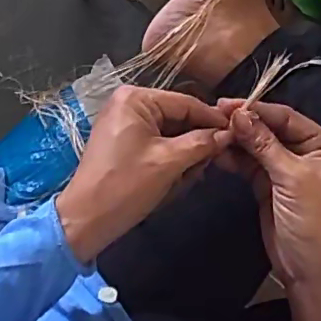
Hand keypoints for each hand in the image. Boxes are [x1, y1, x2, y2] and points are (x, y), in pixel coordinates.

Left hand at [55, 86, 231, 263]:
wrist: (84, 222)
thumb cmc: (125, 186)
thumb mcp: (169, 162)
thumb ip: (201, 143)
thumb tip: (227, 134)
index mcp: (135, 98)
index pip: (186, 103)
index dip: (213, 119)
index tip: (236, 133)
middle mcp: (128, 103)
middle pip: (178, 117)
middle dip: (196, 141)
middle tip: (213, 163)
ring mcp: (124, 123)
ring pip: (170, 133)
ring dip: (184, 155)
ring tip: (190, 177)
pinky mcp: (122, 142)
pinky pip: (156, 143)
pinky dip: (169, 160)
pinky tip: (177, 179)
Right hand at [219, 100, 320, 320]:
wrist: (317, 278)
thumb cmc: (317, 224)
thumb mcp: (294, 179)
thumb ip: (265, 145)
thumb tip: (240, 114)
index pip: (286, 117)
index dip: (258, 109)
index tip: (227, 104)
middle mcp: (306, 153)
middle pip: (270, 129)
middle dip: (244, 123)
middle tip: (213, 115)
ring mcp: (286, 171)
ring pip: (257, 146)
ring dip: (236, 140)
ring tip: (211, 132)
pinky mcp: (269, 188)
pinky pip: (250, 166)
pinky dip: (235, 159)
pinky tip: (218, 152)